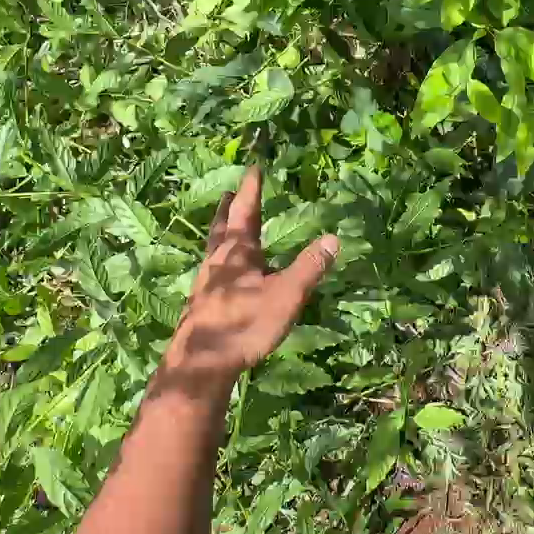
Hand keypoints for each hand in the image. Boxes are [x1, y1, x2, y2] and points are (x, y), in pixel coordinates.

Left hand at [155, 165, 338, 395]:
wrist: (199, 366)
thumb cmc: (244, 324)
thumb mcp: (286, 295)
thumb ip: (309, 267)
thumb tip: (333, 238)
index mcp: (237, 253)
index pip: (245, 212)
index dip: (251, 189)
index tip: (254, 168)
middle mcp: (217, 263)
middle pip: (222, 228)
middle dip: (228, 208)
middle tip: (229, 193)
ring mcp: (205, 285)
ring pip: (213, 251)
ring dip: (220, 234)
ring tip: (223, 229)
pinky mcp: (201, 306)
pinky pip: (212, 273)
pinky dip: (219, 263)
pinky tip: (223, 277)